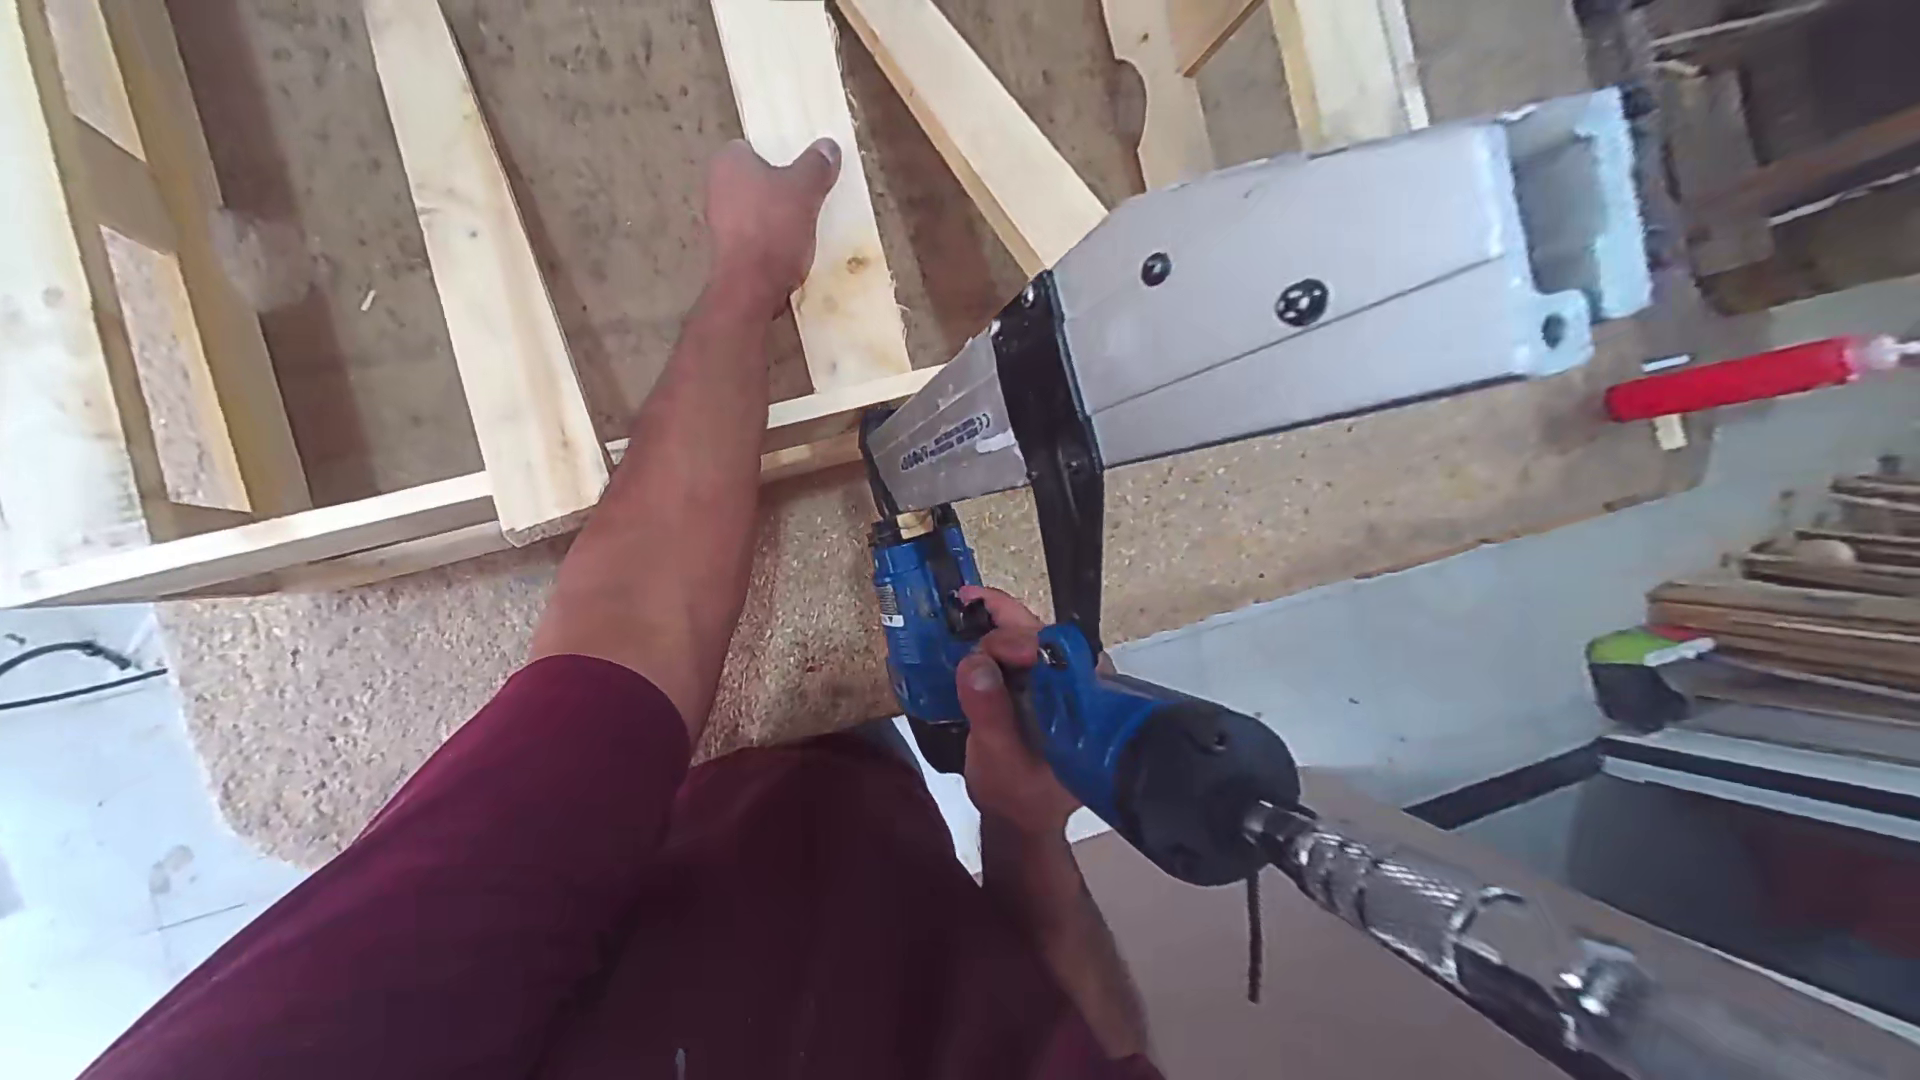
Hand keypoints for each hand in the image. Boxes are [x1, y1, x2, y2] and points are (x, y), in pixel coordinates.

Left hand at [703, 138, 840, 314]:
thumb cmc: (775, 228)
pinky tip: (788, 256)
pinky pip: (755, 240)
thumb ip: (816, 165)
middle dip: (780, 193)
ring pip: (756, 214)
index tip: (802, 178)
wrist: (753, 286)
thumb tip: (828, 146)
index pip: (755, 149)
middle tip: (807, 205)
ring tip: (802, 234)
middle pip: (757, 183)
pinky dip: (770, 245)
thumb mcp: (805, 190)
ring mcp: (718, 222)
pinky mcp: (727, 253)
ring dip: (777, 222)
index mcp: (728, 160)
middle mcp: (715, 186)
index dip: (781, 161)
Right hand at [956, 586, 1080, 838]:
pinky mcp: (1041, 678)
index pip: (1057, 651)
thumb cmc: (1018, 794)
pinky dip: (988, 634)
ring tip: (958, 606)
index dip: (1018, 640)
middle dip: (999, 617)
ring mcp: (1061, 677)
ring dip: (992, 619)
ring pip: (1028, 633)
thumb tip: (975, 663)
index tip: (979, 646)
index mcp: (1085, 697)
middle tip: (959, 604)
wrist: (1019, 815)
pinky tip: (964, 627)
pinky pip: (1016, 646)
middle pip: (1041, 633)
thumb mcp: (1000, 759)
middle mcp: (1080, 679)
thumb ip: (990, 714)